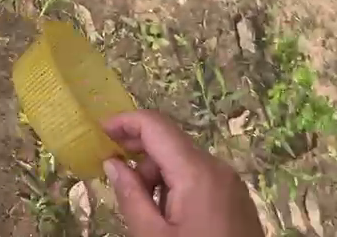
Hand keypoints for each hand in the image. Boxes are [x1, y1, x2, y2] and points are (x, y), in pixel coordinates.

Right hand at [101, 110, 263, 236]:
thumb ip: (130, 195)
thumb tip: (112, 163)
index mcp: (196, 171)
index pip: (154, 125)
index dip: (123, 122)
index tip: (99, 133)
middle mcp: (217, 167)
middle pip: (168, 141)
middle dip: (137, 152)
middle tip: (113, 171)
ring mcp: (231, 184)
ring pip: (183, 160)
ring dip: (157, 173)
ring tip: (144, 206)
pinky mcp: (238, 201)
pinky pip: (200, 177)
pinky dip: (177, 185)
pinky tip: (168, 214)